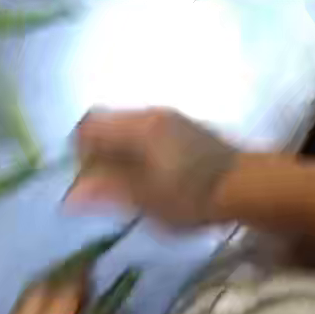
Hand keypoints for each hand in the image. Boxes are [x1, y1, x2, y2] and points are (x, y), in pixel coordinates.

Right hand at [66, 107, 243, 228]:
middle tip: (103, 187)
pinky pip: (147, 131)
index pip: (90, 124)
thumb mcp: (145, 200)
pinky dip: (138, 150)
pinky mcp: (185, 127)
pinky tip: (149, 176)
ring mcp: (171, 118)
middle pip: (108, 122)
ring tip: (126, 185)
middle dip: (98, 152)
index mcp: (138, 126)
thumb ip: (106, 191)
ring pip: (128, 127)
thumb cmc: (191, 195)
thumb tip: (70, 193)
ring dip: (119, 151)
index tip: (84, 180)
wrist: (244, 184)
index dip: (78, 151)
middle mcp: (152, 113)